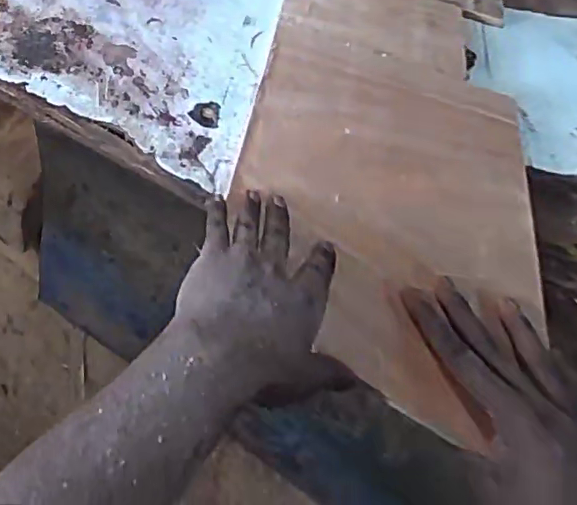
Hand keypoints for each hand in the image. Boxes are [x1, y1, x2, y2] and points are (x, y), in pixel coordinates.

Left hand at [174, 191, 349, 403]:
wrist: (218, 350)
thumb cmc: (264, 367)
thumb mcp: (305, 375)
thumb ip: (330, 372)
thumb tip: (363, 384)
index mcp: (303, 299)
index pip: (317, 273)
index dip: (322, 258)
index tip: (325, 244)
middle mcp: (275, 271)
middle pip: (279, 238)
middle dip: (279, 218)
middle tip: (278, 199)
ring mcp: (243, 257)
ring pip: (248, 227)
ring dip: (251, 210)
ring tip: (253, 193)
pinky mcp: (213, 254)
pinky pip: (215, 227)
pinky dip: (215, 212)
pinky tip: (214, 199)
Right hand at [403, 280, 576, 504]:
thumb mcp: (488, 483)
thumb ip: (467, 441)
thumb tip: (441, 412)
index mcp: (515, 417)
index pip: (463, 360)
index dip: (433, 326)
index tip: (412, 295)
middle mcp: (542, 408)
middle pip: (494, 352)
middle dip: (463, 315)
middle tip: (442, 282)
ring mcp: (567, 416)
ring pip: (534, 361)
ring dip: (513, 329)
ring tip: (501, 299)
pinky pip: (559, 382)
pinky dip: (544, 358)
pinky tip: (538, 345)